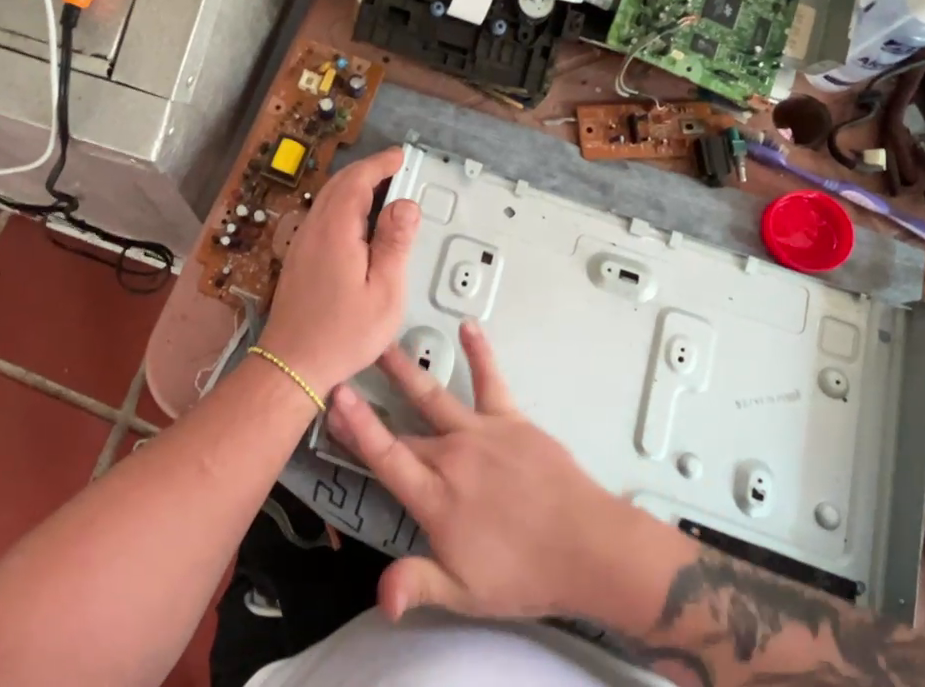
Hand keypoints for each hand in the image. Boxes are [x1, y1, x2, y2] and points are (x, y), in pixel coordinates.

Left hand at [258, 146, 419, 390]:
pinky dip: (343, 207)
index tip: (401, 156)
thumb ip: (395, 243)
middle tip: (397, 172)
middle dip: (369, 172)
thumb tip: (406, 204)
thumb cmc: (342, 334)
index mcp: (336, 231)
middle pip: (339, 185)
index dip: (380, 164)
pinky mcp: (298, 259)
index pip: (357, 181)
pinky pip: (321, 218)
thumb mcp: (384, 291)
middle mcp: (313, 230)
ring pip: (327, 200)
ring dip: (355, 188)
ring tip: (385, 194)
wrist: (292, 363)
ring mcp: (301, 243)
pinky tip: (359, 225)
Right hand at [327, 321, 651, 620]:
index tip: (333, 397)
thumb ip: (417, 585)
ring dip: (405, 369)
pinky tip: (468, 327)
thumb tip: (380, 598)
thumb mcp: (466, 594)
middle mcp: (452, 457)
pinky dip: (480, 352)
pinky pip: (491, 380)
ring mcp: (482, 434)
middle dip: (366, 405)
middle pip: (402, 430)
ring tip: (382, 342)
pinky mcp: (512, 421)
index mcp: (435, 497)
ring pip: (433, 396)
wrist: (591, 550)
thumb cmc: (526, 575)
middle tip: (340, 373)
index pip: (385, 457)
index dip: (356, 429)